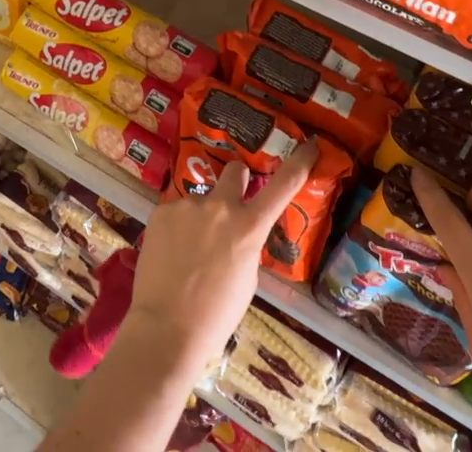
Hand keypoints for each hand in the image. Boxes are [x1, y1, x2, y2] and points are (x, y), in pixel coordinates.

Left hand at [123, 142, 319, 372]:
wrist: (168, 327)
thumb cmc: (218, 313)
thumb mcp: (248, 277)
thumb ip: (247, 243)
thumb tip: (238, 231)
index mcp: (249, 226)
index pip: (283, 185)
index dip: (299, 162)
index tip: (310, 144)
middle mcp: (220, 206)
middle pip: (235, 170)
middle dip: (237, 181)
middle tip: (230, 202)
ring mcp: (187, 205)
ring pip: (201, 199)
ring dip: (201, 215)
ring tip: (188, 249)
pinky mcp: (161, 211)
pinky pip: (175, 212)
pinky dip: (176, 228)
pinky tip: (170, 253)